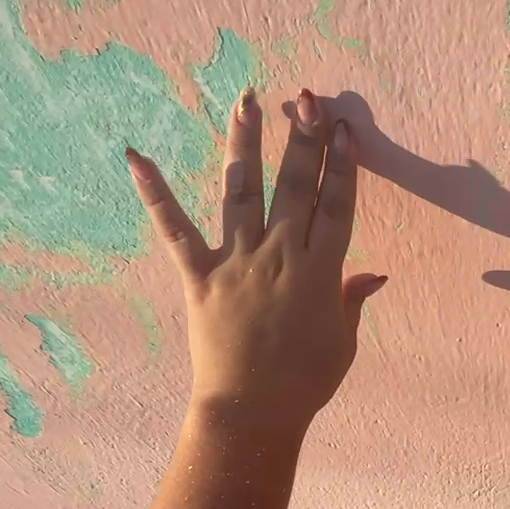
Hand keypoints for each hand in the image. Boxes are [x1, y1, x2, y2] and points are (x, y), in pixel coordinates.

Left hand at [126, 89, 384, 430]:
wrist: (253, 410)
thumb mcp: (343, 343)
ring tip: (247, 102)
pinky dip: (154, 194)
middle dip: (304, 141)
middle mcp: (279, 256)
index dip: (342, 168)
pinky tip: (135, 156)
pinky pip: (174, 230)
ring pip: (241, 193)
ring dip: (246, 146)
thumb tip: (374, 274)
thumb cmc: (306, 381)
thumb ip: (352, 300)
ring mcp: (236, 262)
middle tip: (308, 98)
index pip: (336, 209)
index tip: (345, 131)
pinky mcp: (198, 276)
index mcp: (319, 273)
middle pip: (295, 189)